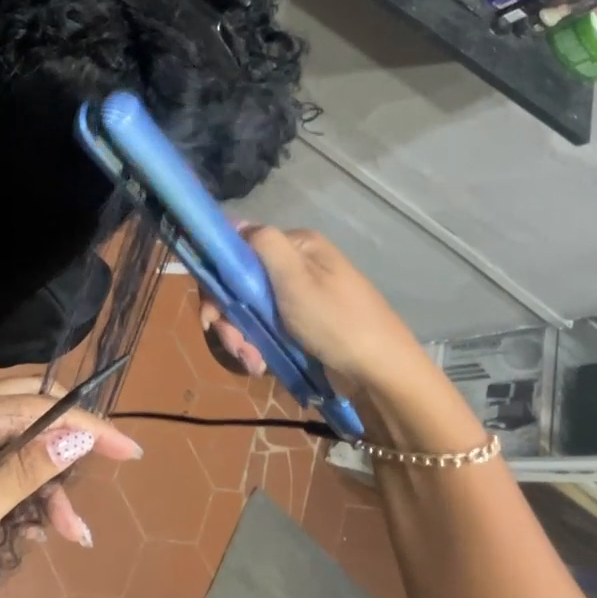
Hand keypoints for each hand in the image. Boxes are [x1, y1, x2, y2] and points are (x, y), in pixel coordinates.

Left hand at [0, 378, 140, 587]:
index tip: (133, 452)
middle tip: (82, 502)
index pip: (48, 407)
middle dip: (62, 453)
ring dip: (30, 473)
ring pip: (0, 432)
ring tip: (52, 532)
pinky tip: (9, 513)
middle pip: (26, 409)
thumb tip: (76, 435)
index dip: (93, 430)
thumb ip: (27, 470)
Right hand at [201, 226, 428, 391]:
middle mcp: (294, 265)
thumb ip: (264, 245)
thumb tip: (233, 222)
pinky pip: (262, 326)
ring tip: (252, 360)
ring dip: (240, 335)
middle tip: (234, 343)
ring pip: (247, 308)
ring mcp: (296, 295)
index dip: (217, 275)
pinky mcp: (298, 322)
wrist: (383, 375)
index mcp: (296, 247)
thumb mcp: (297, 278)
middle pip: (237, 282)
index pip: (237, 247)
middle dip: (228, 315)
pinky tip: (260, 363)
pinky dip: (255, 345)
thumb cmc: (338, 322)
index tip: (213, 309)